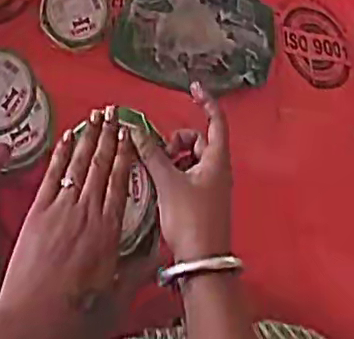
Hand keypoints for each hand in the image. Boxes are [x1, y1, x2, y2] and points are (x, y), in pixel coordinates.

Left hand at [0, 107, 134, 338]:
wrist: (31, 321)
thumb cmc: (73, 317)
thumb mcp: (116, 300)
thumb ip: (137, 272)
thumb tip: (157, 255)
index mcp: (108, 231)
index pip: (120, 181)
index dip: (125, 155)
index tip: (130, 134)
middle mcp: (87, 212)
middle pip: (101, 164)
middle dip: (109, 135)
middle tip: (114, 112)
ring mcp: (61, 209)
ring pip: (79, 164)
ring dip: (88, 136)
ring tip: (95, 115)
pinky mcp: (38, 212)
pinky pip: (52, 175)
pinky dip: (60, 153)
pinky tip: (66, 137)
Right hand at [133, 82, 232, 261]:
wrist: (201, 265)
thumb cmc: (190, 219)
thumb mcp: (168, 182)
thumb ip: (151, 154)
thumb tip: (134, 130)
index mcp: (217, 159)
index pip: (216, 120)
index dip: (206, 101)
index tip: (192, 87)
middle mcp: (218, 169)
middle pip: (199, 140)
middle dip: (178, 141)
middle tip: (160, 154)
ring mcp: (213, 186)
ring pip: (192, 158)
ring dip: (174, 158)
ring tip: (157, 171)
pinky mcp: (204, 200)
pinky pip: (190, 174)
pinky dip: (175, 172)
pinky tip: (160, 184)